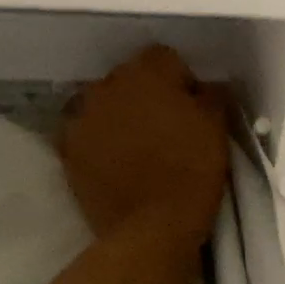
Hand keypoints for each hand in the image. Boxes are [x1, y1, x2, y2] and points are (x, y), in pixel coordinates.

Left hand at [57, 45, 230, 246]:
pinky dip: (98, 137)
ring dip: (118, 112)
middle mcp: (107, 87)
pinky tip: (115, 157)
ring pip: (103, 102)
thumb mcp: (217, 124)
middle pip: (129, 76)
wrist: (152, 226)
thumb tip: (203, 87)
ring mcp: (82, 118)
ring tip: (137, 141)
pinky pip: (84, 131)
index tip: (191, 105)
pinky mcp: (67, 150)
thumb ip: (211, 94)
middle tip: (166, 122)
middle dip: (146, 92)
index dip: (180, 78)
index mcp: (147, 73)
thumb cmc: (192, 167)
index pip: (164, 57)